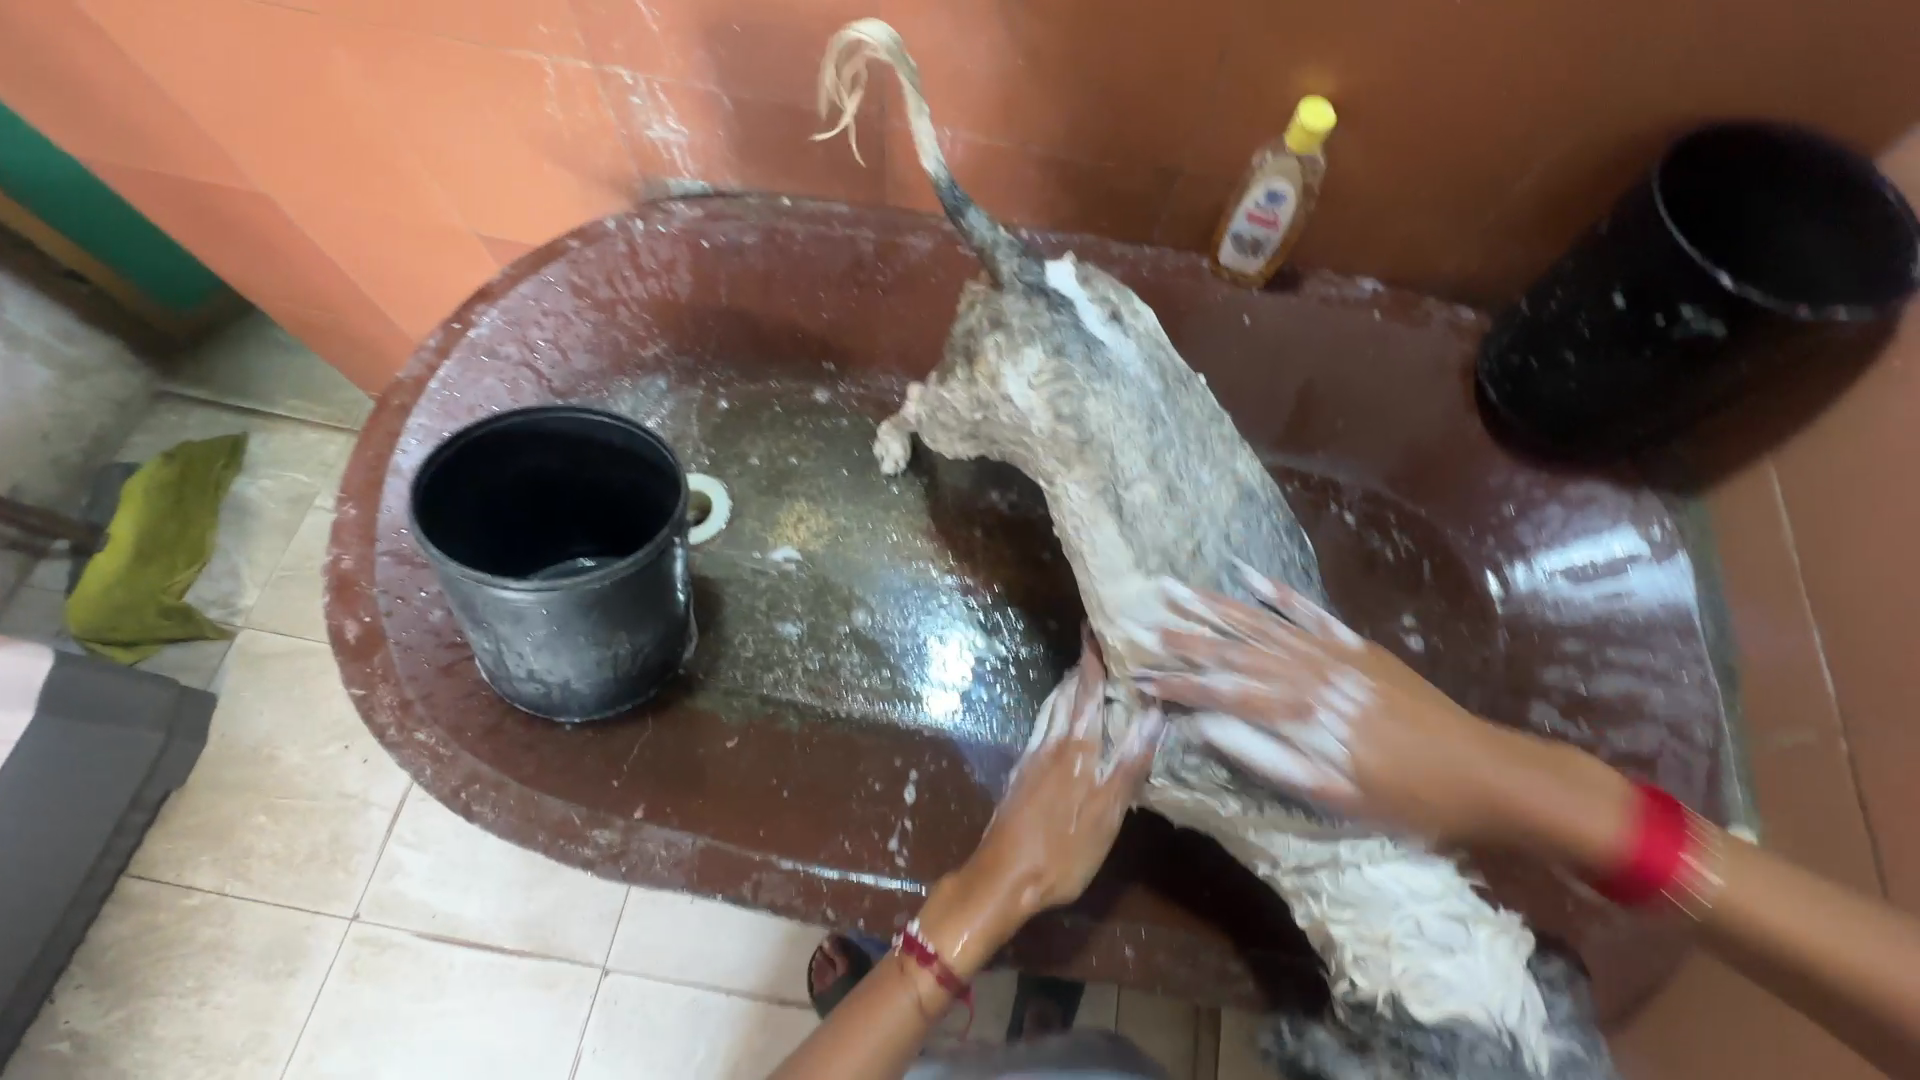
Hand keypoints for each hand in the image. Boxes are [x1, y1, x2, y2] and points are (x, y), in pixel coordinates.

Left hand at [915, 632, 1163, 974]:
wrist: (1003, 876)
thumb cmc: (1062, 850)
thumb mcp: (1107, 813)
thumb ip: (1130, 763)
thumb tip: (1155, 716)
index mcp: (1077, 747)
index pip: (1087, 690)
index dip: (1092, 658)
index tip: (1096, 626)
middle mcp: (1052, 742)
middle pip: (1067, 694)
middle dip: (1082, 668)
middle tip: (1097, 646)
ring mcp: (1033, 757)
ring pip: (1051, 709)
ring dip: (1066, 687)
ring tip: (1080, 675)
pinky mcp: (1022, 773)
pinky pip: (1042, 726)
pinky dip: (1054, 710)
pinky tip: (1058, 720)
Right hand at [1127, 562, 1630, 860]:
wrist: (1484, 772)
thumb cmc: (1403, 798)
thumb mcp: (1329, 794)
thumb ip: (1263, 756)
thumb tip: (1205, 727)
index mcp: (1297, 713)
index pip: (1222, 692)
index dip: (1179, 685)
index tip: (1139, 677)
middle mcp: (1308, 672)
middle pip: (1235, 649)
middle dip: (1185, 636)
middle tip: (1142, 618)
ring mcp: (1333, 653)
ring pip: (1263, 624)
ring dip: (1216, 606)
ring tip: (1177, 589)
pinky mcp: (1356, 646)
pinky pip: (1309, 612)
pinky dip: (1277, 593)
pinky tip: (1246, 574)